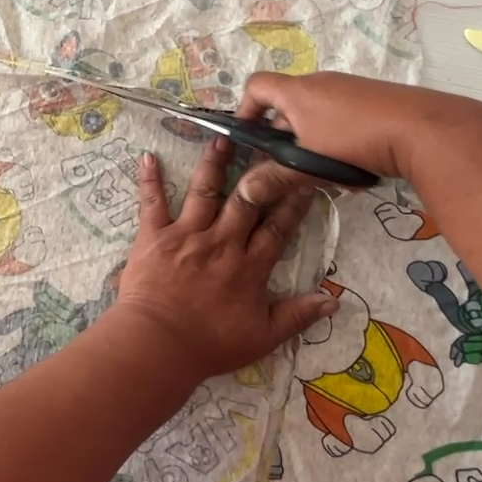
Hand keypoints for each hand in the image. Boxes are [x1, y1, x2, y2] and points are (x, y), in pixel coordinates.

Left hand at [113, 138, 338, 379]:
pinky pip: (152, 202)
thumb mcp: (263, 337)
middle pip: (245, 202)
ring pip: (203, 192)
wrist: (160, 342)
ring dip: (213, 164)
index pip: (277, 230)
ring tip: (220, 138)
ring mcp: (186, 235)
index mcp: (248, 267)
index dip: (292, 207)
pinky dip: (149, 179)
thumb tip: (334, 301)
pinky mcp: (154, 236)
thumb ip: (297, 316)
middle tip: (268, 147)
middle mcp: (220, 243)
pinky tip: (148, 157)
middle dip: (259, 174)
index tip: (305, 184)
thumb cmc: (210, 344)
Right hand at [237, 72, 481, 181]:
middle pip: (287, 104)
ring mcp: (352, 89)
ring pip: (317, 114)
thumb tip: (244, 192)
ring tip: (328, 169)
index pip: (256, 86)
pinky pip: (345, 115)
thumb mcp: (309, 162)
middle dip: (283, 135)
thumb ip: (275, 177)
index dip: (245, 108)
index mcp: (297, 91)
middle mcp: (321, 82)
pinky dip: (341, 137)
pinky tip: (358, 165)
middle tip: (289, 164)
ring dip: (314, 140)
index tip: (250, 136)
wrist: (430, 130)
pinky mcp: (378, 99)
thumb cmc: (356, 139)